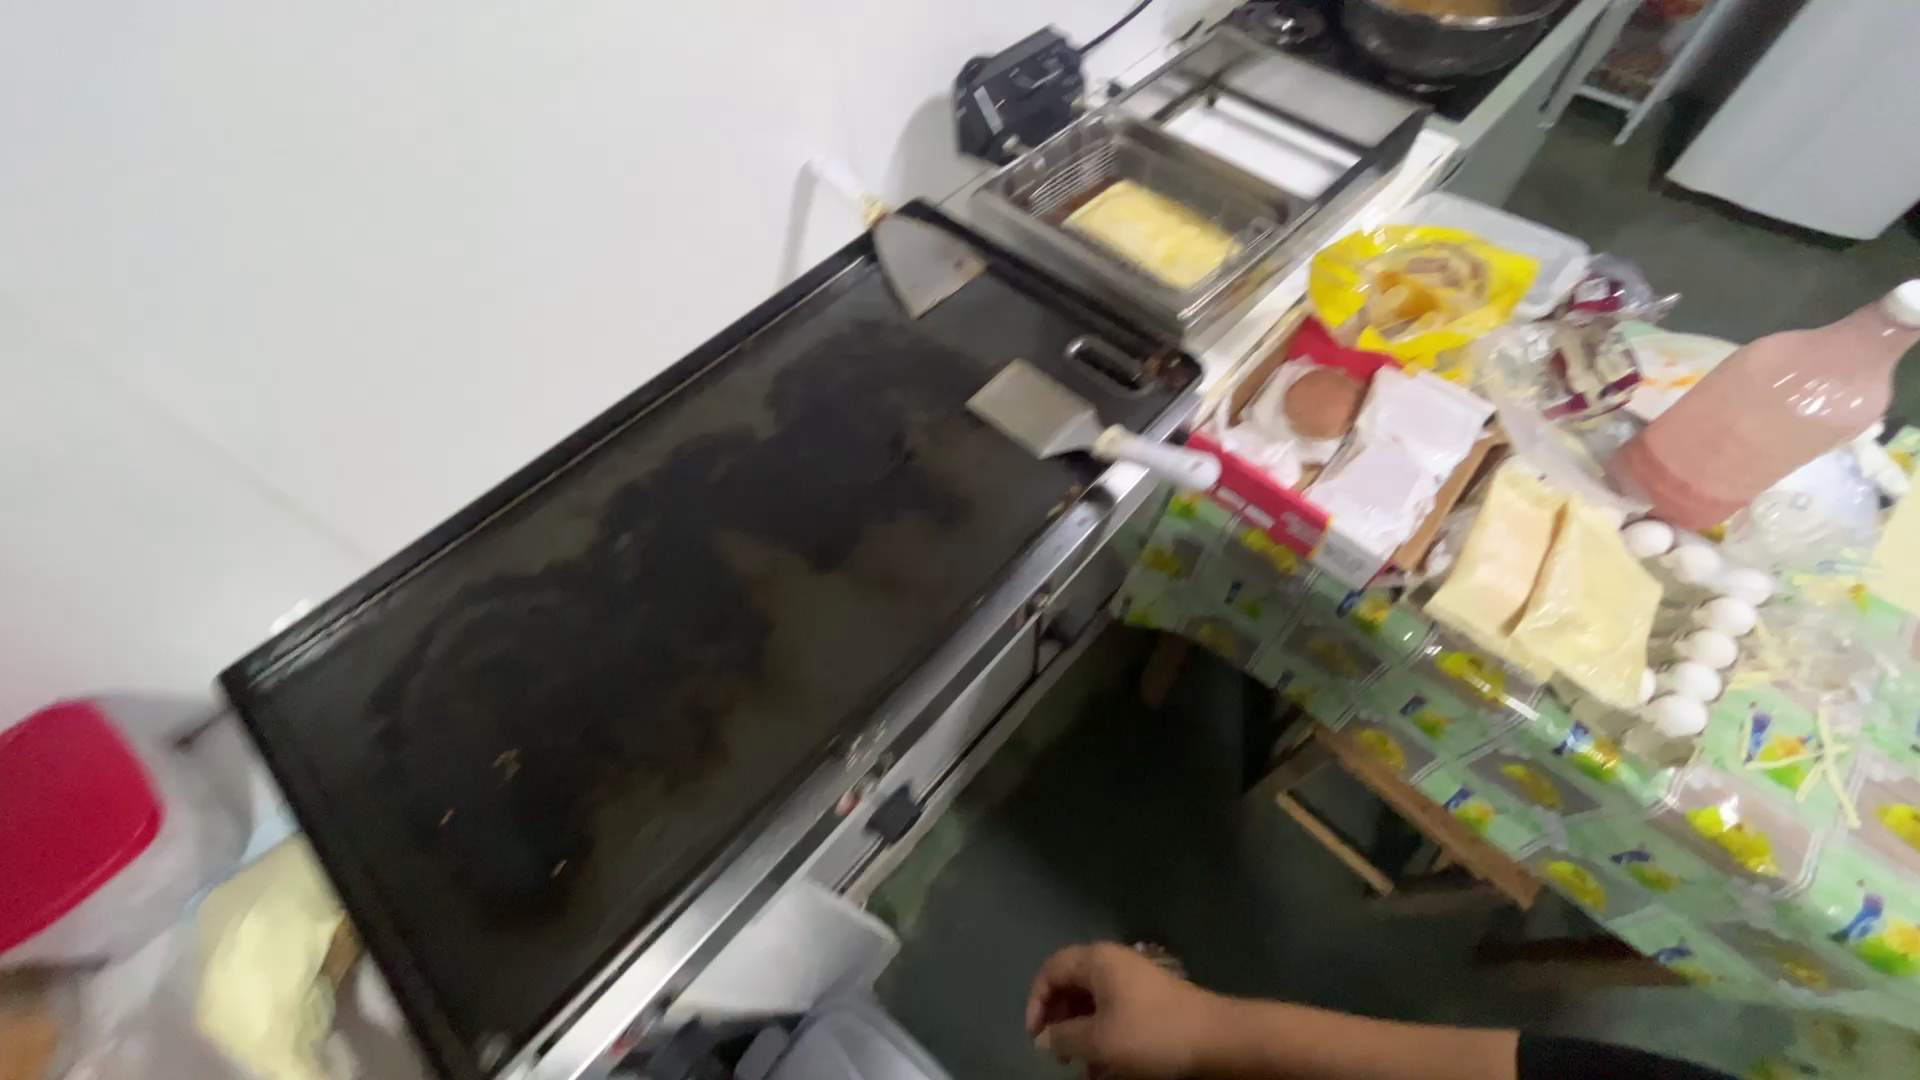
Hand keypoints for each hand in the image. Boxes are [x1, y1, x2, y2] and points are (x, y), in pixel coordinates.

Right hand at [1024, 943, 1234, 1078]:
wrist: (1215, 1041)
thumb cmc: (1150, 1034)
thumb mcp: (1100, 1041)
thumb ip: (1065, 1038)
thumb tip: (1043, 1038)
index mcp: (1096, 960)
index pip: (1052, 969)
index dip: (1037, 1001)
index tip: (1036, 1038)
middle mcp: (1112, 963)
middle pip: (1072, 985)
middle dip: (1060, 1021)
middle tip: (1057, 1055)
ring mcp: (1133, 981)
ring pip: (1094, 1004)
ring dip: (1082, 1035)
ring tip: (1084, 1069)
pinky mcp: (1150, 1002)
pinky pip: (1115, 1014)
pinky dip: (1104, 1038)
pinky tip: (1107, 1070)